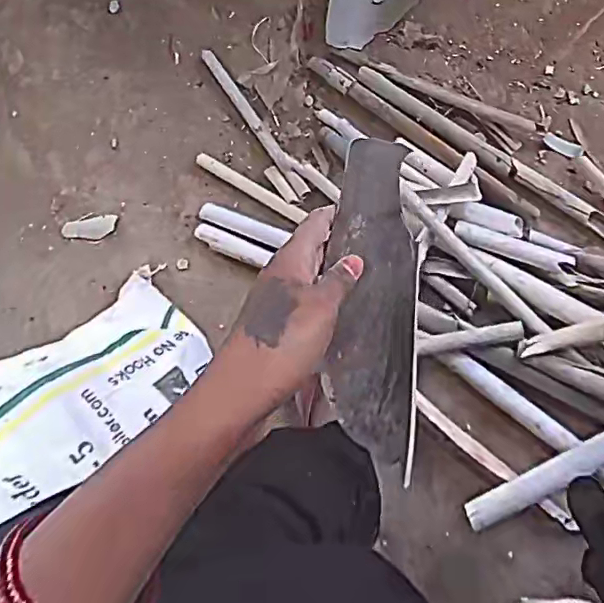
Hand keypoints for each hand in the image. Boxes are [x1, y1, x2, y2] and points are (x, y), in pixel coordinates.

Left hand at [210, 207, 362, 416]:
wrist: (241, 392)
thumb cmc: (273, 348)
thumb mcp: (321, 308)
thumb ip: (340, 281)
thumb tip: (354, 262)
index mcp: (289, 261)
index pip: (314, 223)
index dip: (334, 214)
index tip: (352, 210)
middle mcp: (279, 277)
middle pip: (311, 249)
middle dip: (336, 244)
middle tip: (362, 244)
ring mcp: (275, 302)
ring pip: (307, 277)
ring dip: (329, 275)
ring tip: (355, 278)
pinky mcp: (275, 326)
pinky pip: (303, 303)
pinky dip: (321, 302)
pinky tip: (335, 315)